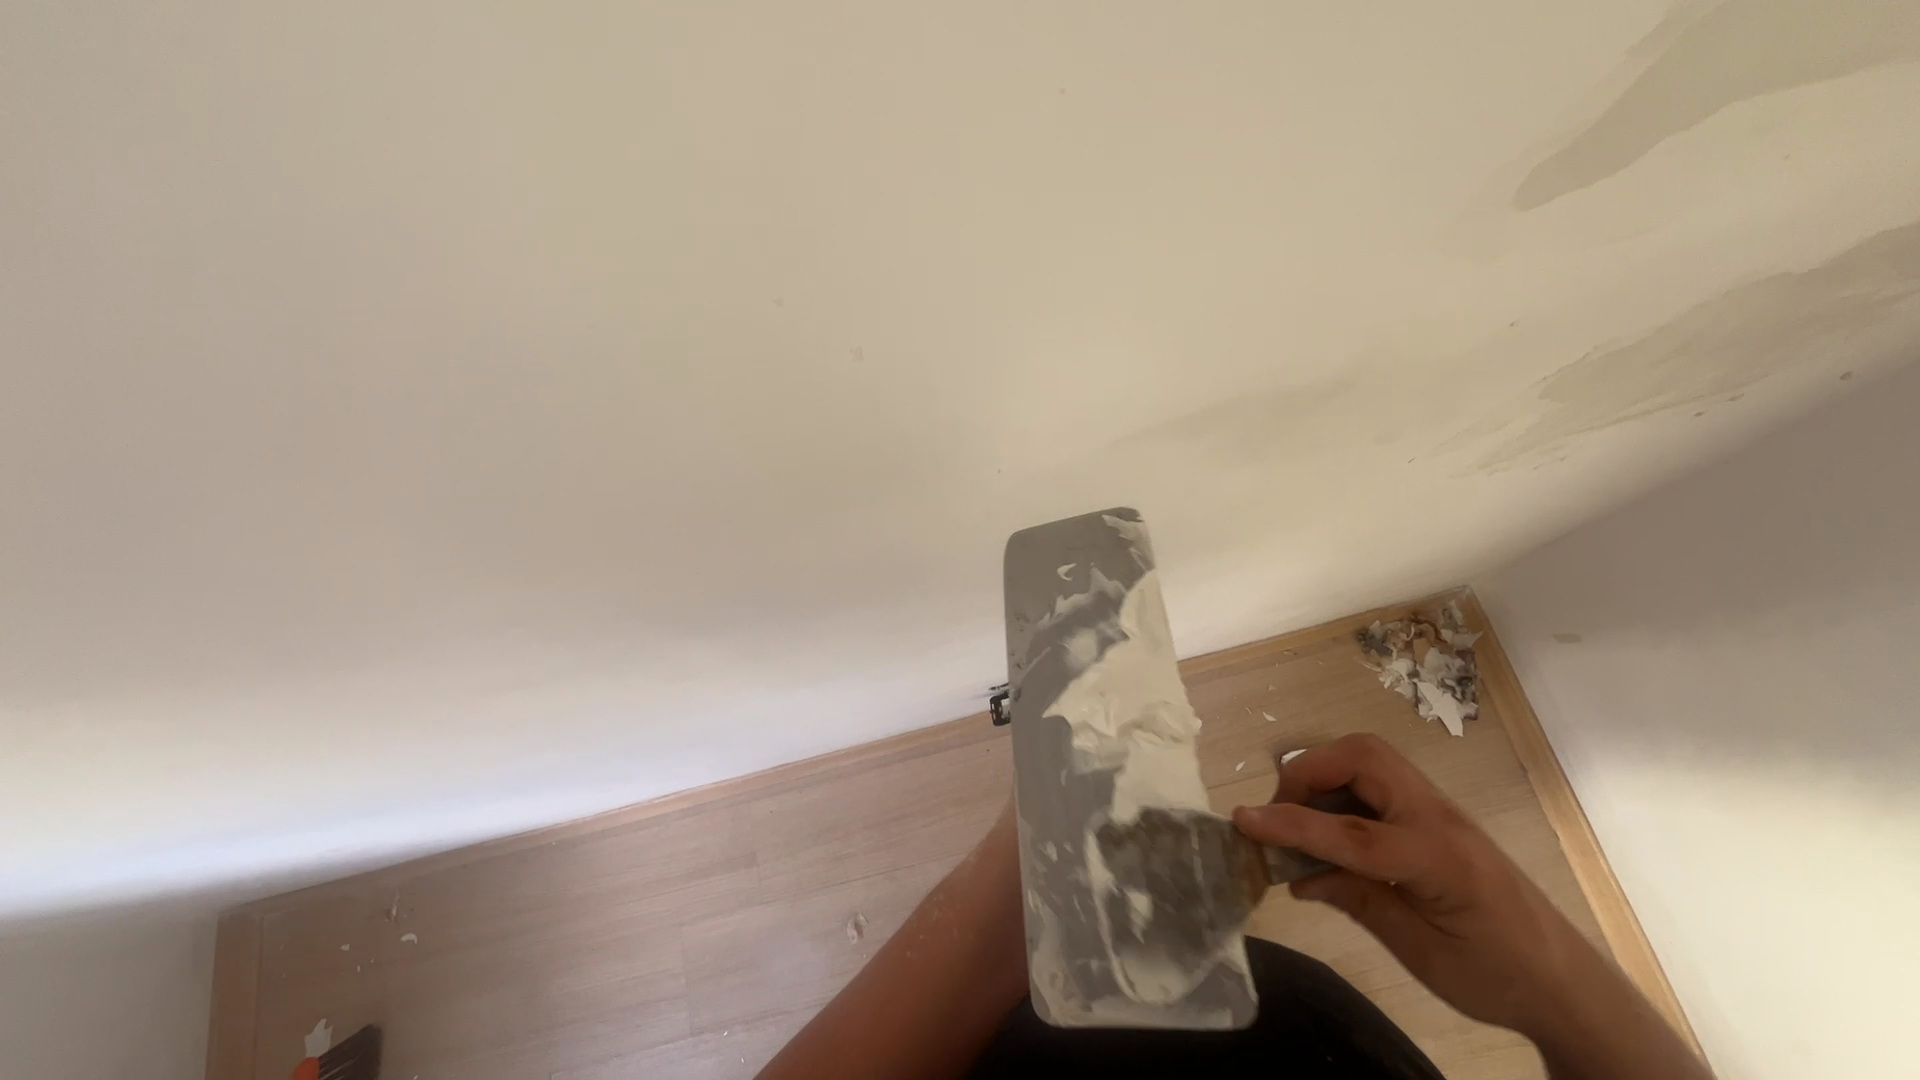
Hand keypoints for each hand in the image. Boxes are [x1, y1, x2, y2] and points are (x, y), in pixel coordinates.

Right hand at [1232, 734, 1616, 1037]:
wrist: (1566, 983)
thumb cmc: (1495, 977)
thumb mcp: (1419, 952)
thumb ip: (1355, 901)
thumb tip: (1297, 874)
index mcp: (1438, 859)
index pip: (1352, 833)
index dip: (1292, 825)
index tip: (1242, 821)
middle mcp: (1437, 816)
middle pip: (1362, 757)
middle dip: (1308, 773)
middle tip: (1281, 816)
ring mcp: (1438, 809)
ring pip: (1368, 758)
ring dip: (1322, 776)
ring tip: (1299, 822)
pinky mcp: (1433, 814)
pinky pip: (1377, 780)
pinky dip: (1340, 792)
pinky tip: (1328, 833)